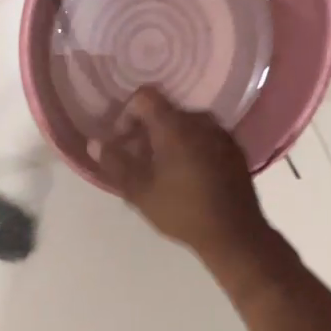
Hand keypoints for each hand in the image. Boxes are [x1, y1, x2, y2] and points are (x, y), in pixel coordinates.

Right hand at [92, 88, 272, 260]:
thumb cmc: (181, 211)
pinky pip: (205, 137)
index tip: (122, 142)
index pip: (144, 97)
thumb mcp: (139, 192)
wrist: (233, 233)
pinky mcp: (235, 149)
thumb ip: (115, 163)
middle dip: (146, 131)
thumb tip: (95, 143)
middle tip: (138, 161)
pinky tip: (187, 177)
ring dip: (168, 140)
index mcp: (175, 126)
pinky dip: (190, 148)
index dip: (126, 115)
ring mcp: (222, 133)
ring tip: (161, 172)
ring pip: (186, 125)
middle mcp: (201, 120)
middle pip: (165, 111)